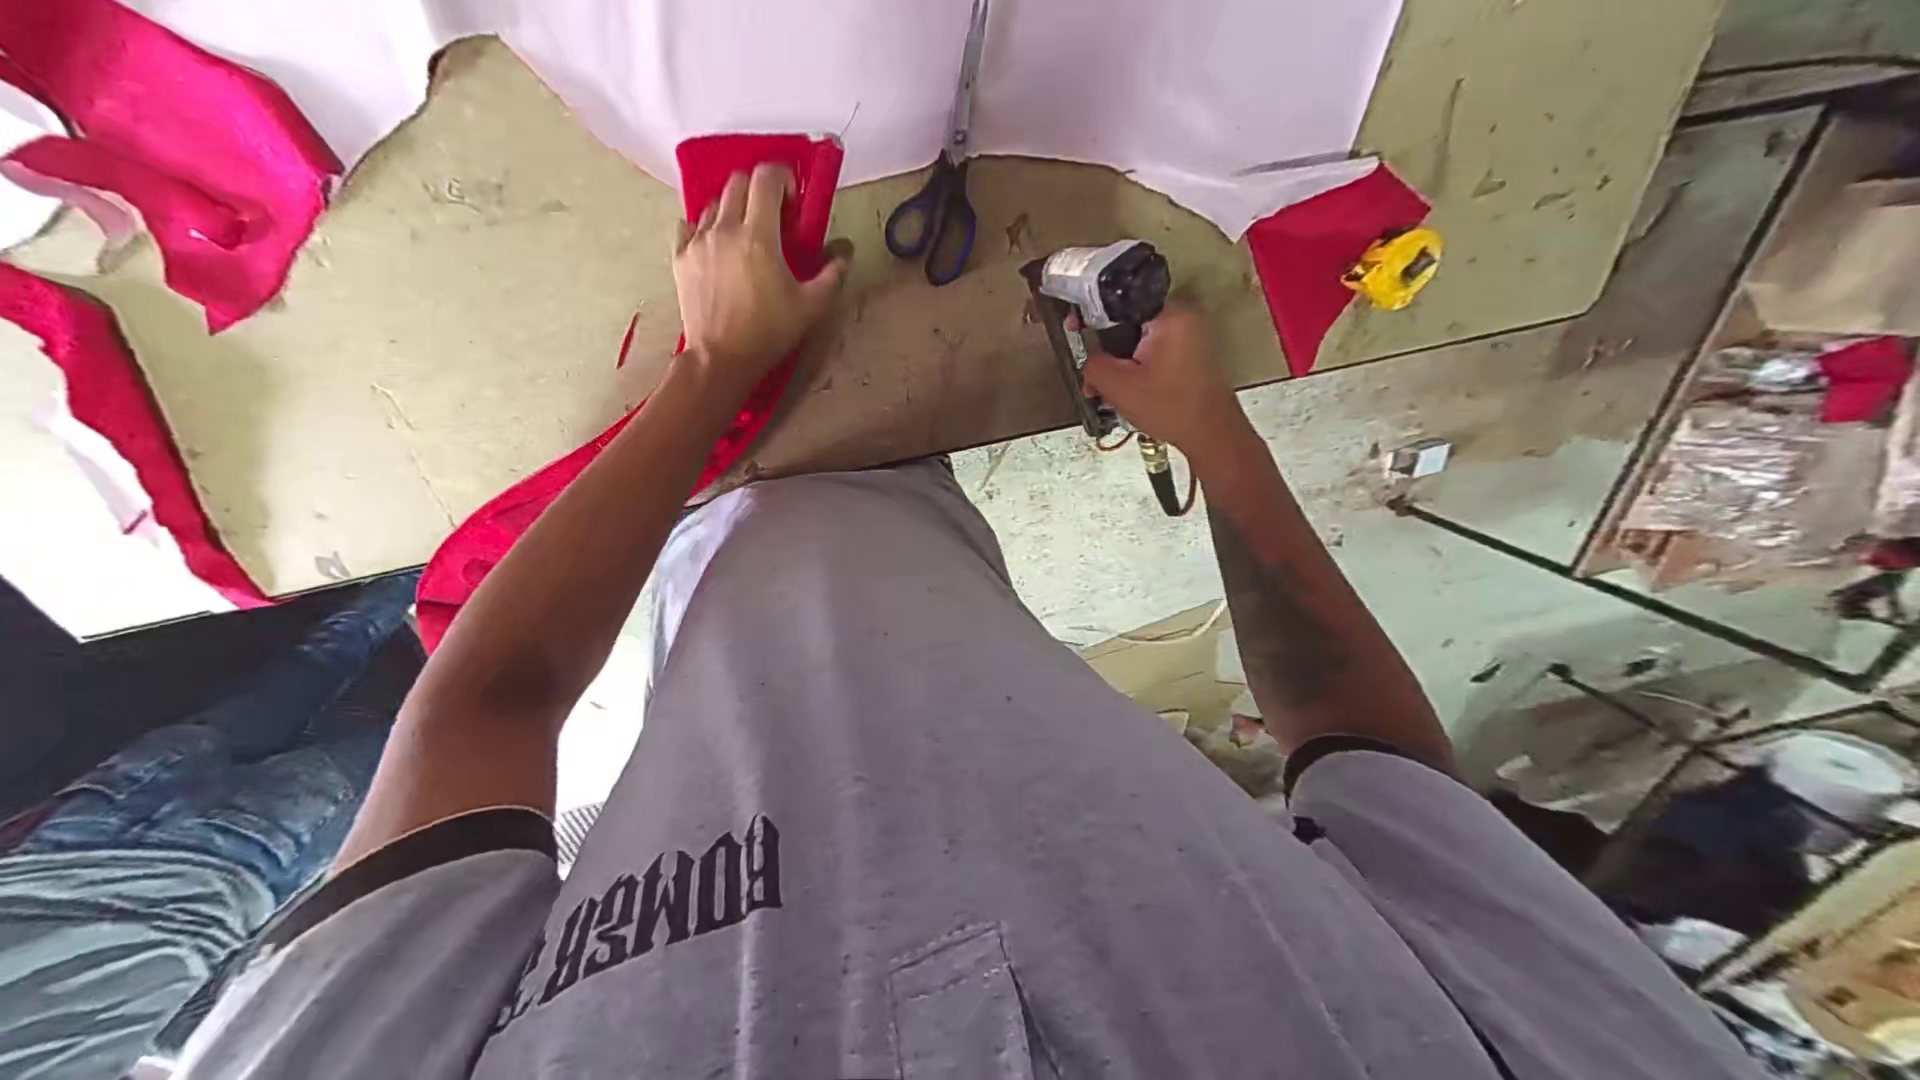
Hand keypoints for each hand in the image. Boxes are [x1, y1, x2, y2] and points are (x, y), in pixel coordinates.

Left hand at [673, 164, 845, 397]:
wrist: (721, 359)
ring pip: (713, 203)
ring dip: (733, 208)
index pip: (766, 178)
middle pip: (737, 182)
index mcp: (758, 236)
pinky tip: (717, 244)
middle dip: (758, 189)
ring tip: (745, 234)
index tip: (792, 199)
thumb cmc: (769, 333)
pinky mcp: (681, 257)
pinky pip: (689, 225)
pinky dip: (705, 226)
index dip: (783, 178)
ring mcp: (698, 241)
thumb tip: (844, 255)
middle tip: (773, 215)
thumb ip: (831, 275)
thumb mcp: (811, 307)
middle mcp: (724, 229)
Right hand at [1081, 306, 1248, 459]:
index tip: (1073, 327)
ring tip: (1105, 390)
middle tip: (1091, 374)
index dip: (1091, 314)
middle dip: (1106, 349)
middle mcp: (1183, 318)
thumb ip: (1093, 364)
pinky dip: (1137, 368)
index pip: (1120, 302)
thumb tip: (1088, 358)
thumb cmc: (1170, 408)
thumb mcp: (1118, 386)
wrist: (1210, 434)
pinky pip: (1154, 352)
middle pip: (1129, 323)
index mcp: (1168, 316)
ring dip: (1120, 363)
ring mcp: (1189, 336)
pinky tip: (1125, 391)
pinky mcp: (1190, 354)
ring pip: (1139, 340)